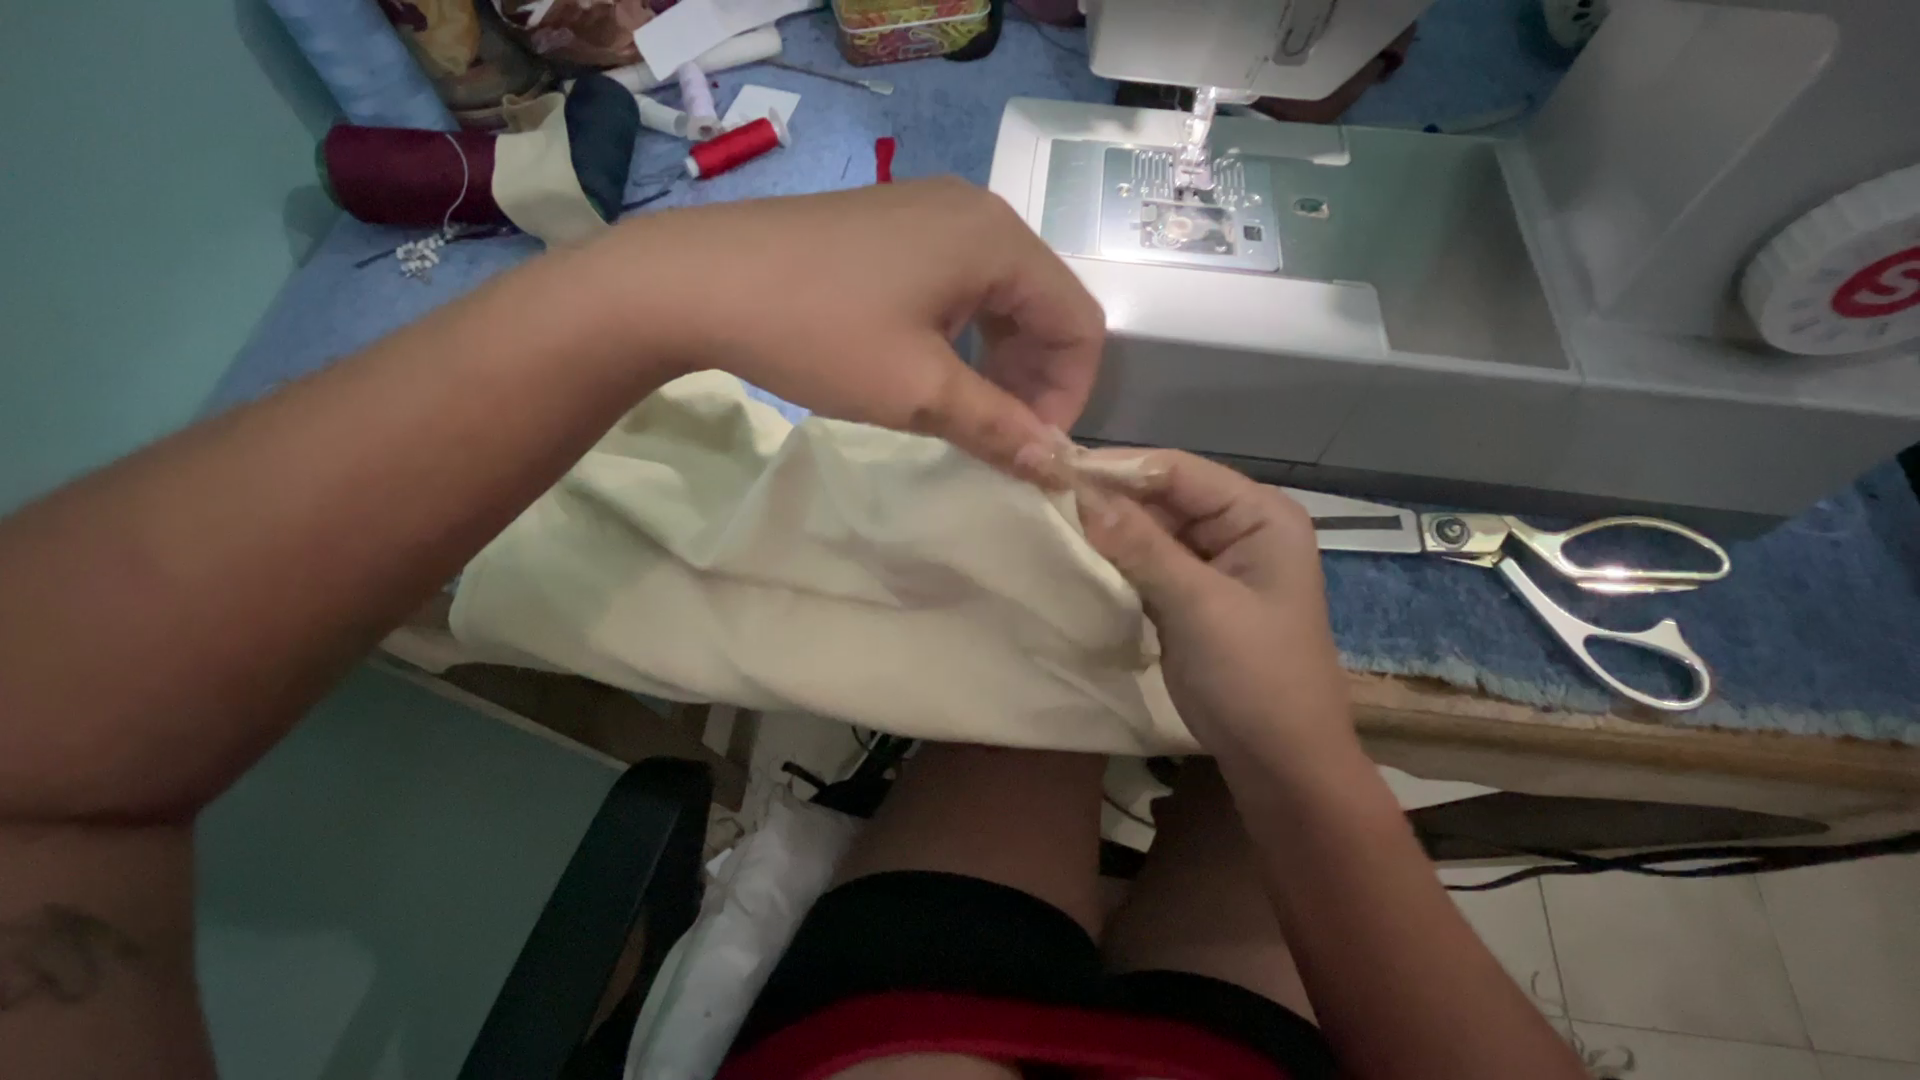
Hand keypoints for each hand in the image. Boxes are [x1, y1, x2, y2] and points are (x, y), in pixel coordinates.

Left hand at [594, 177, 1103, 485]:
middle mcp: (976, 212)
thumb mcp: (917, 392)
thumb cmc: (818, 333)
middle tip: (998, 438)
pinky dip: (962, 335)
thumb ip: (999, 427)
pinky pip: (957, 283)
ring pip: (1000, 298)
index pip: (1079, 323)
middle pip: (1043, 307)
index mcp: (998, 240)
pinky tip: (929, 369)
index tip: (1032, 449)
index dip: (1069, 395)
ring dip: (998, 362)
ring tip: (964, 412)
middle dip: (1034, 380)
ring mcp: (930, 211)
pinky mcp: (893, 225)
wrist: (697, 281)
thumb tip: (1056, 467)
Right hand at [1073, 449, 1353, 760]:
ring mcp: (1212, 563)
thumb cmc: (1256, 676)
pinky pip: (1145, 563)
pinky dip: (1113, 560)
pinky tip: (1073, 555)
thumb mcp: (1199, 606)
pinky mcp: (1188, 596)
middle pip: (1161, 496)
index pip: (1177, 471)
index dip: (1115, 466)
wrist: (1280, 761)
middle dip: (1105, 497)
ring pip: (1147, 529)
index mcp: (1259, 515)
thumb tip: (1080, 493)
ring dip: (1104, 529)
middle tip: (1038, 494)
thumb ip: (1141, 546)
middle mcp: (1237, 527)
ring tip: (1045, 518)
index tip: (1051, 468)